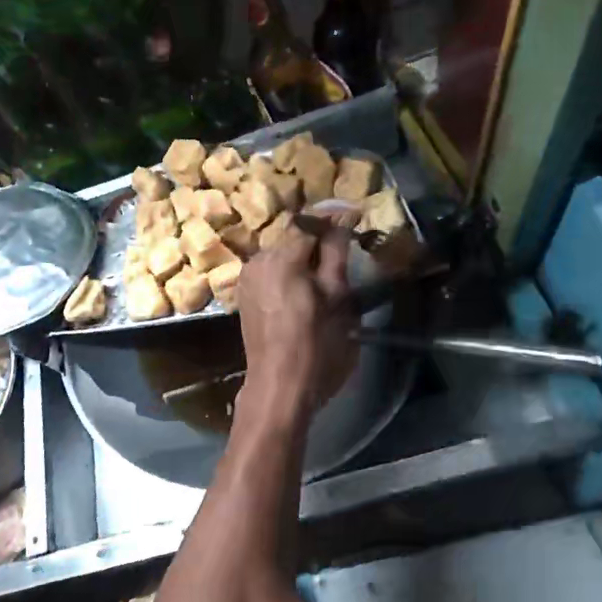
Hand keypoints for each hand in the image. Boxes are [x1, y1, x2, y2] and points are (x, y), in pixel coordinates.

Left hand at [236, 226, 353, 411]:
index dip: (332, 215)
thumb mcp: (337, 297)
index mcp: (280, 259)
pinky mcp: (245, 295)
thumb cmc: (317, 346)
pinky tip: (307, 284)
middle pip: (291, 235)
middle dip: (319, 235)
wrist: (279, 386)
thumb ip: (336, 253)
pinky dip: (290, 269)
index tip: (356, 216)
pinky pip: (271, 270)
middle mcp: (257, 261)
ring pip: (280, 253)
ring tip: (330, 266)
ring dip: (304, 254)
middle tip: (348, 243)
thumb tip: (340, 220)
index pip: (307, 220)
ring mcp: (247, 279)